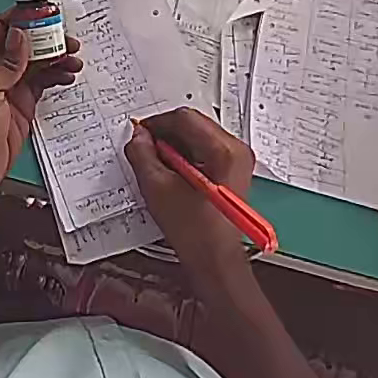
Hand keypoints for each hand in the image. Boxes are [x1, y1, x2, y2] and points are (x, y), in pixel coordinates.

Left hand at [0, 14, 81, 206]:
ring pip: (37, 62)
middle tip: (68, 37)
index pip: (1, 28)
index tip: (45, 11)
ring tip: (74, 58)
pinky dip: (56, 76)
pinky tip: (68, 75)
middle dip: (47, 37)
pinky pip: (42, 82)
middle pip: (24, 43)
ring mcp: (9, 86)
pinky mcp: (22, 102)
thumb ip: (5, 64)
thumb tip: (20, 35)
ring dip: (56, 58)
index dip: (22, 17)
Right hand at [124, 107, 256, 276]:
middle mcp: (236, 150)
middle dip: (167, 134)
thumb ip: (143, 155)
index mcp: (223, 151)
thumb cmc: (195, 232)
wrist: (214, 259)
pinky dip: (187, 155)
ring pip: (199, 135)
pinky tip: (174, 173)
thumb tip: (139, 137)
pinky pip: (206, 149)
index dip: (157, 124)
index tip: (141, 134)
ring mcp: (238, 160)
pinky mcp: (235, 169)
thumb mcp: (158, 188)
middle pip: (194, 124)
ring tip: (160, 166)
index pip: (185, 118)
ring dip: (176, 145)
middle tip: (147, 149)